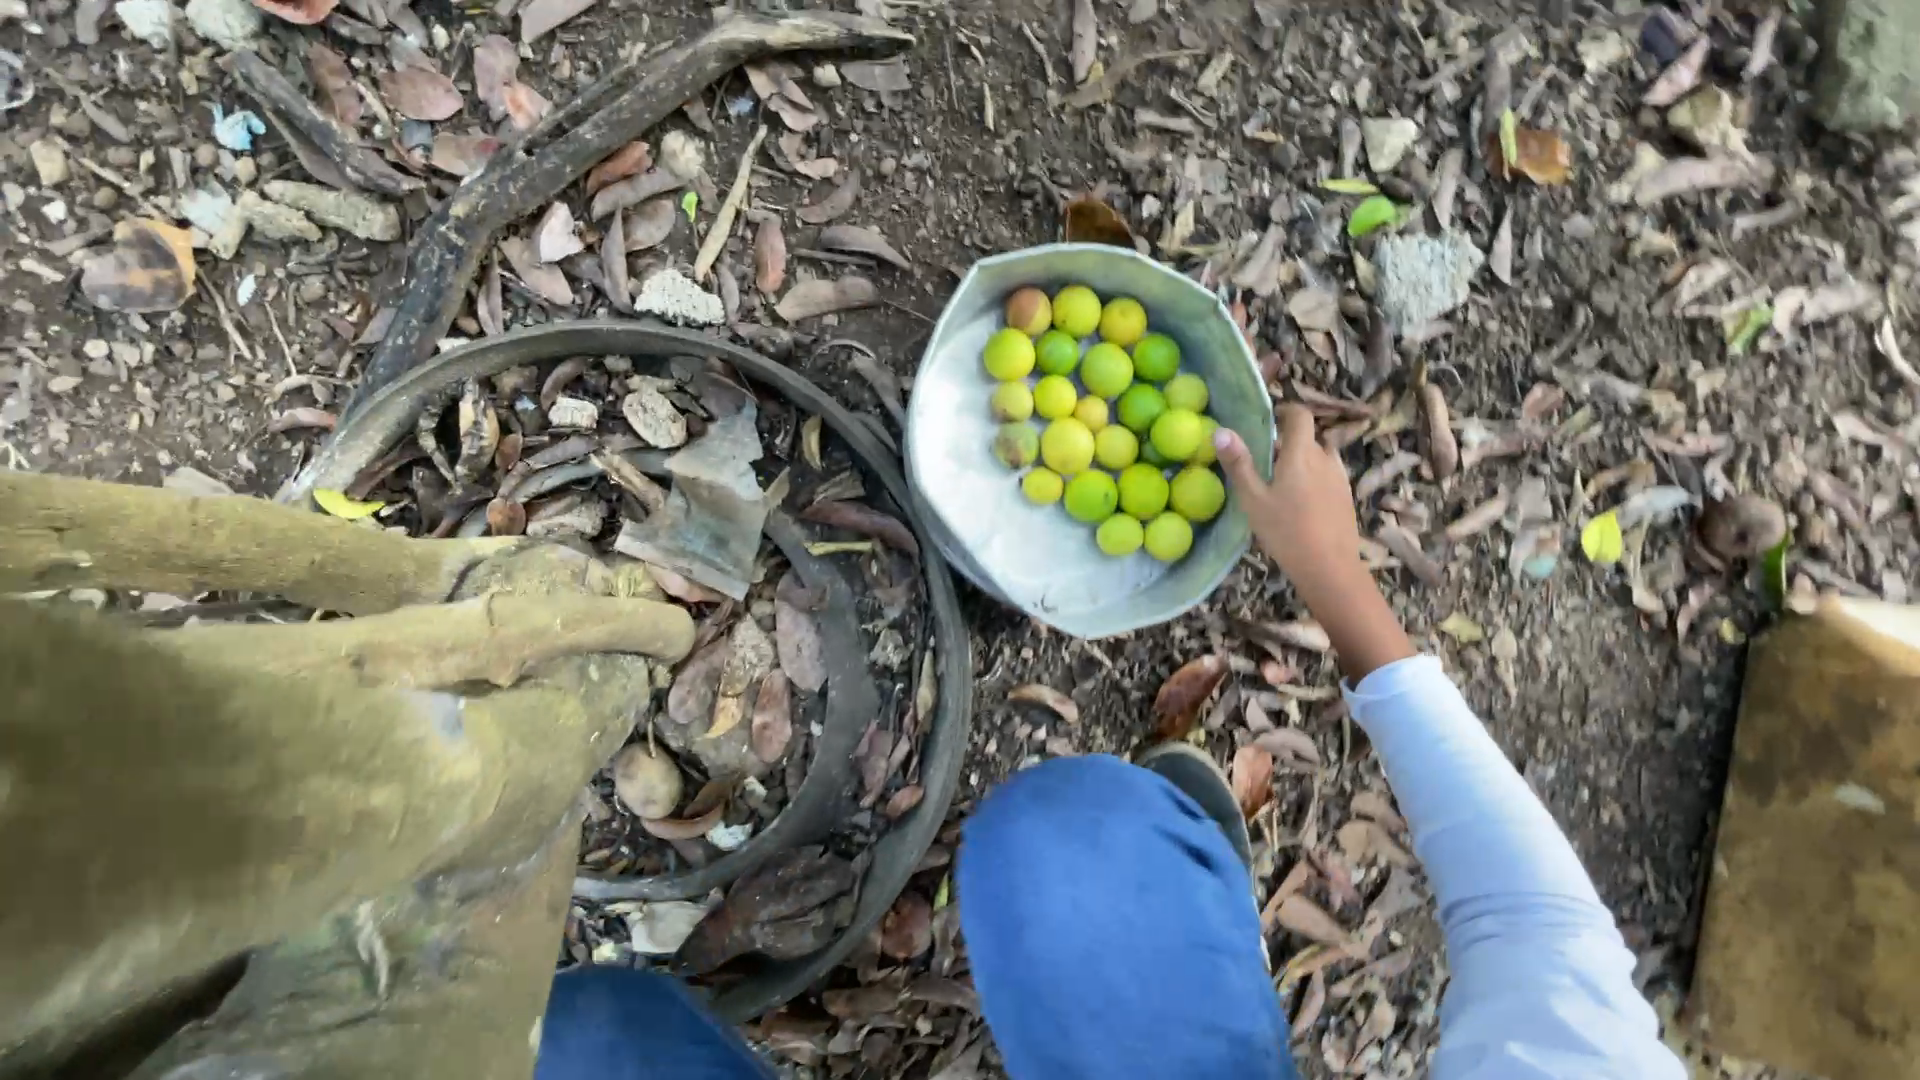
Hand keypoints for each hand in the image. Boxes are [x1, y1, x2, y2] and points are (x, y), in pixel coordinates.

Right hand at [1213, 404, 1362, 585]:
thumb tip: (1221, 431)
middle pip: (1309, 437)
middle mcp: (1324, 458)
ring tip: (1282, 482)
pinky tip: (1301, 503)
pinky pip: (1328, 475)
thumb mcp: (1253, 499)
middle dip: (1288, 442)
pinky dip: (1314, 478)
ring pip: (1320, 457)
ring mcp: (1339, 478)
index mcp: (1300, 454)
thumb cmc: (1285, 531)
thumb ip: (1238, 464)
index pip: (1300, 415)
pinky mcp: (1346, 497)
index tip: (1269, 420)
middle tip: (1264, 463)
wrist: (1329, 567)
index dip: (1286, 411)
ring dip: (1302, 460)